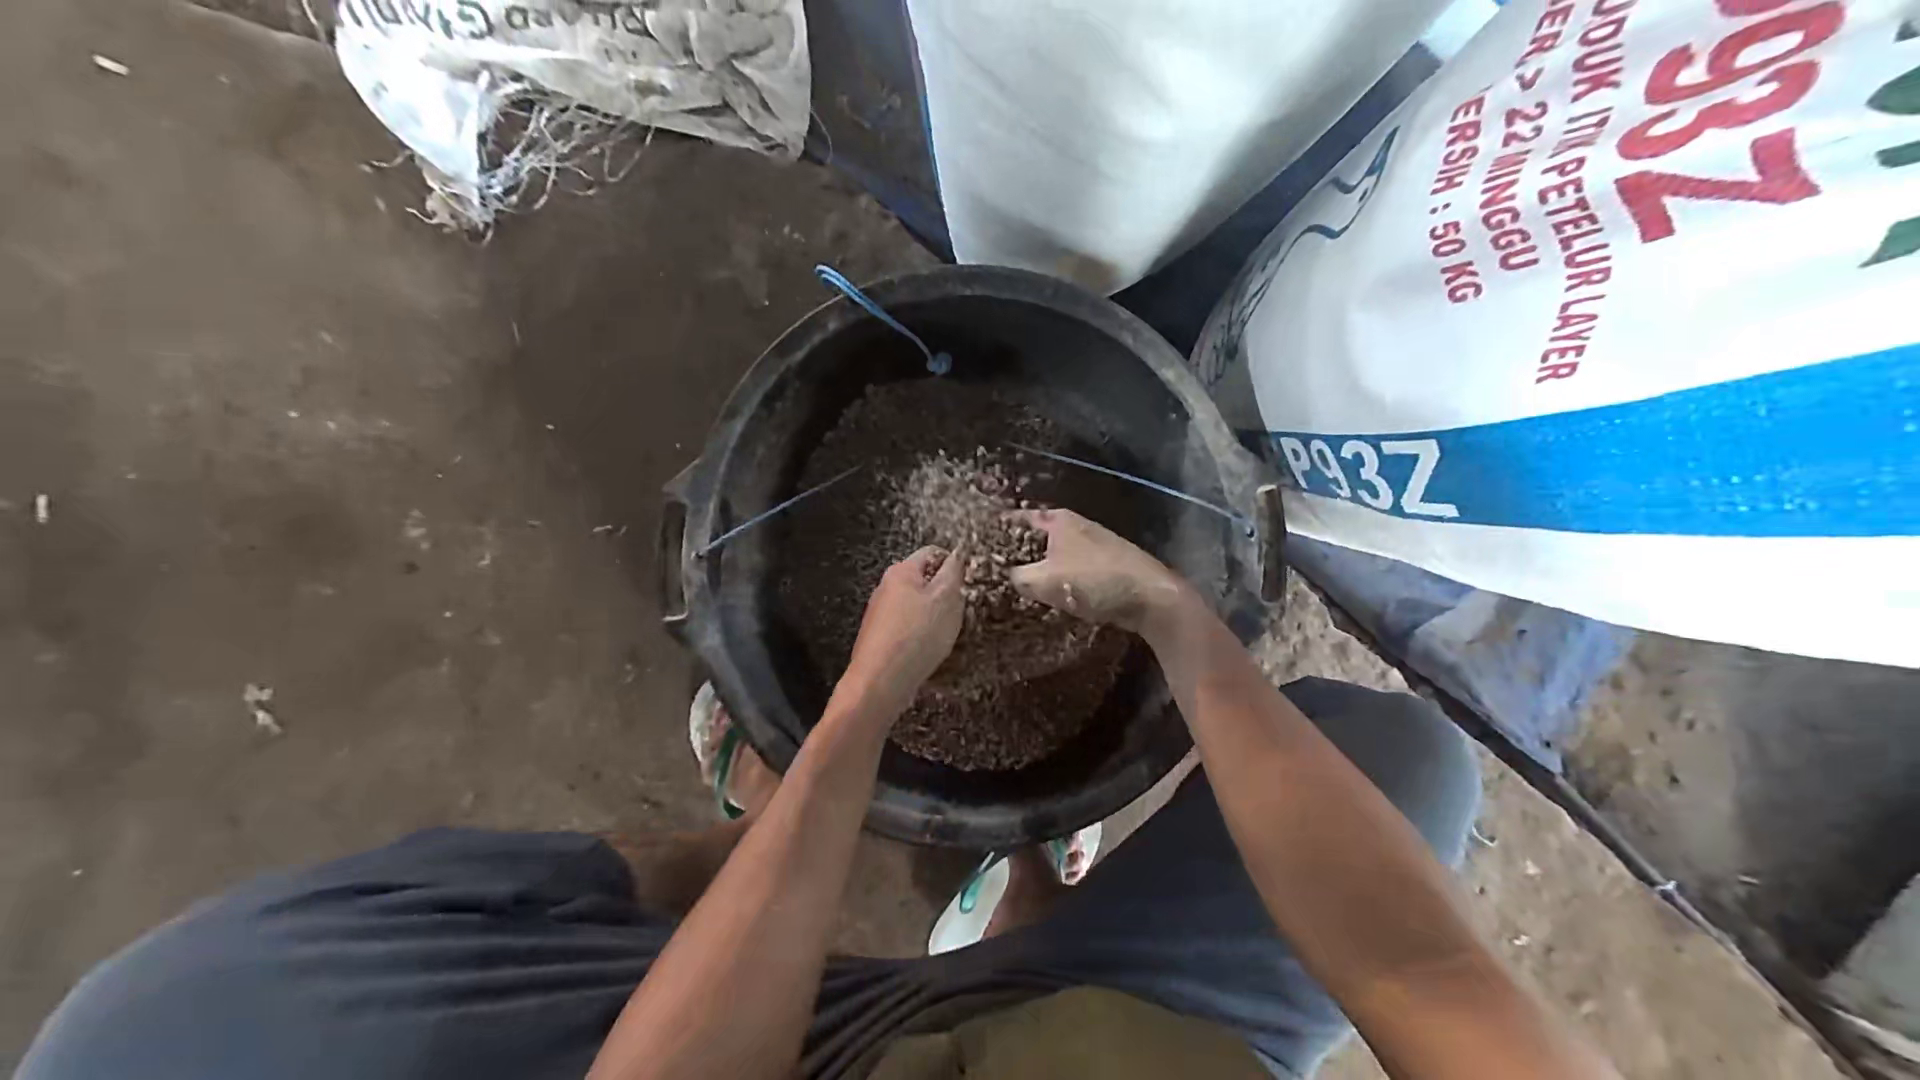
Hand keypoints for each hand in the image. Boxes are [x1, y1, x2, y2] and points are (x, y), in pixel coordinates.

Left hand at [840, 546, 966, 716]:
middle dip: (946, 595)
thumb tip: (959, 554)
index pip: (932, 552)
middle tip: (961, 612)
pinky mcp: (881, 638)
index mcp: (901, 571)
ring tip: (947, 636)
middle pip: (924, 582)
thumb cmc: (915, 636)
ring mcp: (881, 614)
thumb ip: (955, 571)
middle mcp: (886, 588)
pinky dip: (922, 637)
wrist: (880, 681)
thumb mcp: (947, 597)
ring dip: (935, 619)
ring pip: (917, 608)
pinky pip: (908, 630)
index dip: (955, 564)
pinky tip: (929, 651)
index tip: (968, 582)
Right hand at [1007, 509, 1192, 635]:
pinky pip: (1068, 569)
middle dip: (1013, 552)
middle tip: (990, 572)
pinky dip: (1055, 578)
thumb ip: (1017, 576)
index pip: (1016, 518)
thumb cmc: (1095, 581)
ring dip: (1035, 568)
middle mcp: (1074, 526)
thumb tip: (1004, 576)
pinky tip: (1046, 596)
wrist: (1151, 597)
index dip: (995, 531)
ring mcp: (1090, 545)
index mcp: (1057, 520)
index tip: (975, 547)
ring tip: (1013, 586)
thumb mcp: (1044, 580)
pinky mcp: (1102, 566)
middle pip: (1033, 536)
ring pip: (1051, 554)